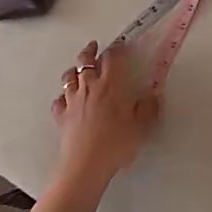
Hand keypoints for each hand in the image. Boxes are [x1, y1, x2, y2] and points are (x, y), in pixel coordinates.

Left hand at [50, 40, 160, 186]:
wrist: (86, 164)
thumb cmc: (116, 144)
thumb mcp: (141, 128)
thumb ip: (148, 109)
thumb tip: (152, 96)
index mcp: (110, 85)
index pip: (112, 59)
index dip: (116, 49)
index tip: (120, 46)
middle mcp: (88, 87)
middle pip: (85, 61)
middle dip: (90, 51)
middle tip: (94, 46)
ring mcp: (71, 100)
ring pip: (69, 77)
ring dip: (74, 70)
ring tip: (78, 69)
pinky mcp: (61, 115)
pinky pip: (59, 100)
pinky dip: (63, 96)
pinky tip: (66, 100)